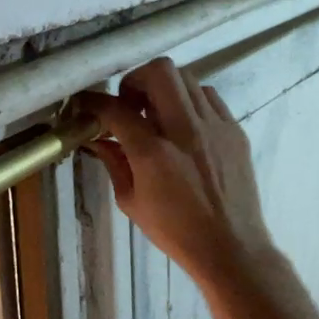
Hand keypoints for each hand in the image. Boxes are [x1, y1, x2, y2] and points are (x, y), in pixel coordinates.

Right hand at [71, 57, 274, 280]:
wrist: (230, 246)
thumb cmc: (173, 230)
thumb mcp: (130, 201)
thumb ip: (114, 163)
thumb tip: (97, 140)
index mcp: (153, 154)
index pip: (117, 110)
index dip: (94, 102)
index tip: (83, 104)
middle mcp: (186, 131)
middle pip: (159, 72)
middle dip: (135, 81)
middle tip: (128, 104)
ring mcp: (215, 127)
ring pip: (186, 79)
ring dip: (163, 89)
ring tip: (155, 115)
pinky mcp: (234, 130)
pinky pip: (208, 97)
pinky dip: (188, 101)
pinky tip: (181, 126)